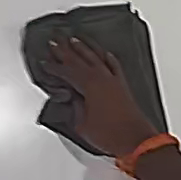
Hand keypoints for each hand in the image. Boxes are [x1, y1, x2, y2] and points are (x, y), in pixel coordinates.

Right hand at [43, 38, 159, 156]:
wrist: (136, 140)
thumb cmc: (109, 134)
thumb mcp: (82, 123)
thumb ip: (74, 106)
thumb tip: (71, 97)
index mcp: (88, 85)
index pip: (66, 71)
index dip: (53, 67)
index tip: (44, 62)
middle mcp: (100, 77)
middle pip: (78, 59)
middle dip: (64, 49)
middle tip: (53, 40)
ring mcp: (112, 79)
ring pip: (94, 57)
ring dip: (83, 47)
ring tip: (73, 39)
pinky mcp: (122, 84)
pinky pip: (113, 64)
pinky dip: (107, 56)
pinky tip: (104, 52)